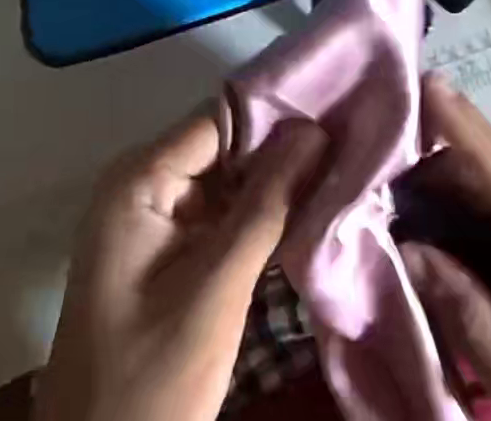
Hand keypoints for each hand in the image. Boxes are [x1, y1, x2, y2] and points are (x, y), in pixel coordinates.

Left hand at [35, 112, 326, 420]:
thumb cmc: (151, 379)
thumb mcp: (217, 287)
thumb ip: (268, 203)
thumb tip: (315, 129)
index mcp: (139, 181)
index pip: (223, 118)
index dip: (281, 111)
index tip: (340, 110)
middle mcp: (144, 183)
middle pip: (229, 142)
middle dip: (287, 145)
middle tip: (352, 140)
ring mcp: (157, 215)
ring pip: (234, 174)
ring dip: (282, 177)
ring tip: (346, 162)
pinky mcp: (173, 245)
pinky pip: (227, 207)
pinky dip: (266, 208)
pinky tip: (314, 201)